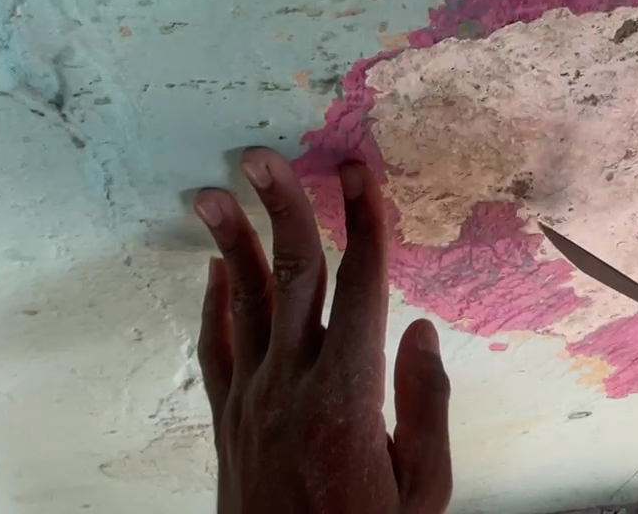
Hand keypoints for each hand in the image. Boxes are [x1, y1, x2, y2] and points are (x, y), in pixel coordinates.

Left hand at [193, 148, 452, 513]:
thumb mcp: (424, 489)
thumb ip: (426, 401)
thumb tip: (417, 326)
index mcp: (351, 392)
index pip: (365, 283)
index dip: (366, 220)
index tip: (359, 170)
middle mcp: (296, 381)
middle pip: (295, 272)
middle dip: (284, 206)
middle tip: (262, 156)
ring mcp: (253, 398)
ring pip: (245, 300)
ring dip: (232, 242)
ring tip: (211, 194)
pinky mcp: (227, 420)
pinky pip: (215, 349)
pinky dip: (214, 303)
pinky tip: (212, 270)